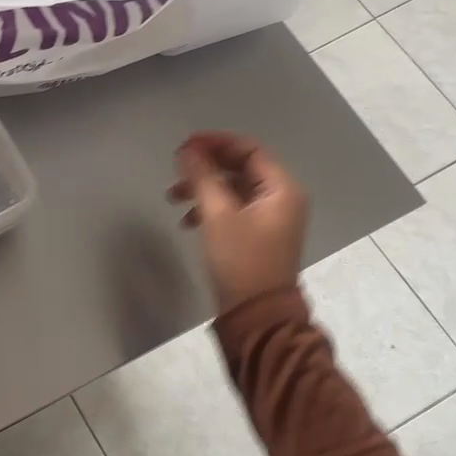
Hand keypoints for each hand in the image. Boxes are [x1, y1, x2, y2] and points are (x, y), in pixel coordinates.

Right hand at [170, 131, 308, 310]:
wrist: (257, 312)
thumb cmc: (241, 259)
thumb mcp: (218, 214)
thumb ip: (202, 177)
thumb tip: (187, 151)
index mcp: (282, 189)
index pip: (249, 149)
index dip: (216, 142)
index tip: (185, 146)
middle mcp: (282, 198)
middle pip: (240, 167)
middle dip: (206, 166)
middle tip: (176, 168)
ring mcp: (271, 218)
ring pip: (233, 188)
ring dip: (203, 187)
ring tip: (174, 197)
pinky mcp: (258, 235)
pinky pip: (233, 208)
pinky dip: (210, 207)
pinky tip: (188, 220)